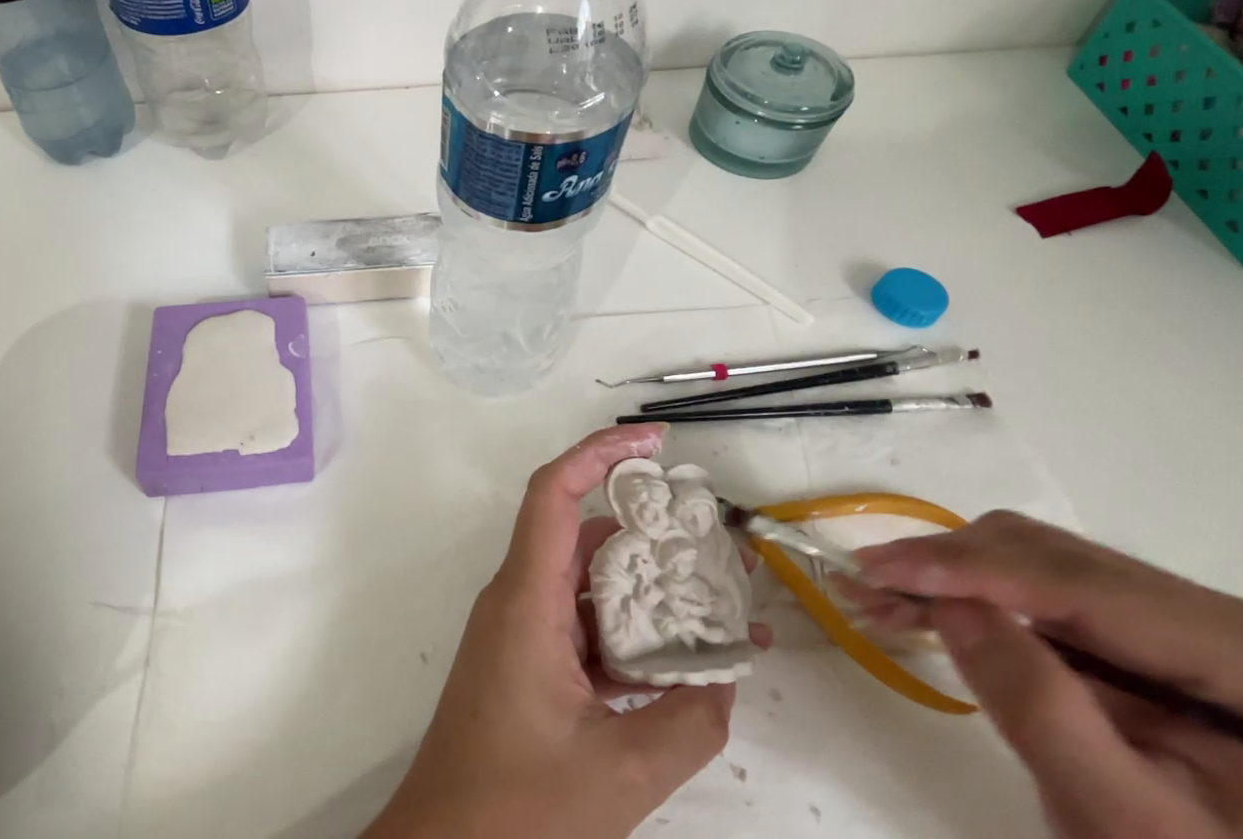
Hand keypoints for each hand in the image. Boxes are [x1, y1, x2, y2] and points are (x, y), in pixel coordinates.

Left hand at [364, 425, 769, 838]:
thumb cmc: (518, 802)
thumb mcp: (624, 768)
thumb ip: (691, 721)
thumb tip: (724, 682)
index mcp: (527, 600)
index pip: (554, 494)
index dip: (597, 452)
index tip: (653, 441)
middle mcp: (518, 601)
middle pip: (583, 538)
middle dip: (649, 533)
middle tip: (716, 547)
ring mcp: (519, 633)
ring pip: (587, 586)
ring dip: (645, 592)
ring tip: (717, 610)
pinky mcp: (525, 664)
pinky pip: (582, 628)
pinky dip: (627, 635)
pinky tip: (680, 667)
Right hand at [844, 511, 1242, 837]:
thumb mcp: (1122, 818)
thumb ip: (1042, 711)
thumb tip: (949, 607)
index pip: (1082, 584)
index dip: (969, 566)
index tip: (875, 568)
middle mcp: (1219, 617)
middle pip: (1056, 558)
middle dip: (947, 566)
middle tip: (861, 588)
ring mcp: (1184, 623)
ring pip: (1041, 563)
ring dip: (951, 575)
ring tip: (877, 598)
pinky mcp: (1147, 638)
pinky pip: (1046, 592)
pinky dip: (976, 594)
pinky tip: (925, 607)